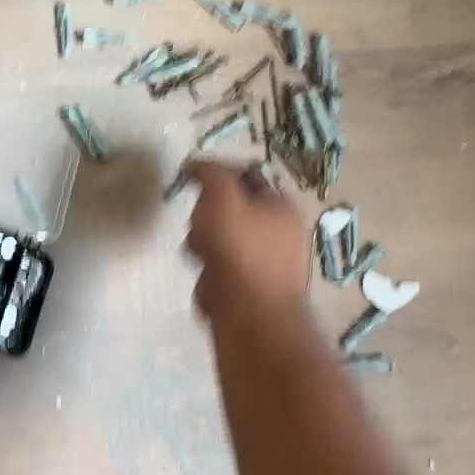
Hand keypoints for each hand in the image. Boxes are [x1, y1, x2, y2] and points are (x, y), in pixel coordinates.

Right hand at [181, 157, 310, 329]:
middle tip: (201, 219)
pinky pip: (217, 258)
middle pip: (228, 204)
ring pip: (218, 231)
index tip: (192, 178)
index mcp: (282, 207)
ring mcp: (263, 258)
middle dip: (206, 210)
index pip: (246, 175)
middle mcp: (278, 231)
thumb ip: (210, 172)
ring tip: (200, 250)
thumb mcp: (222, 196)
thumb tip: (195, 163)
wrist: (248, 312)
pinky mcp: (245, 281)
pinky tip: (205, 270)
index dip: (217, 173)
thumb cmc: (239, 247)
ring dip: (201, 236)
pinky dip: (207, 261)